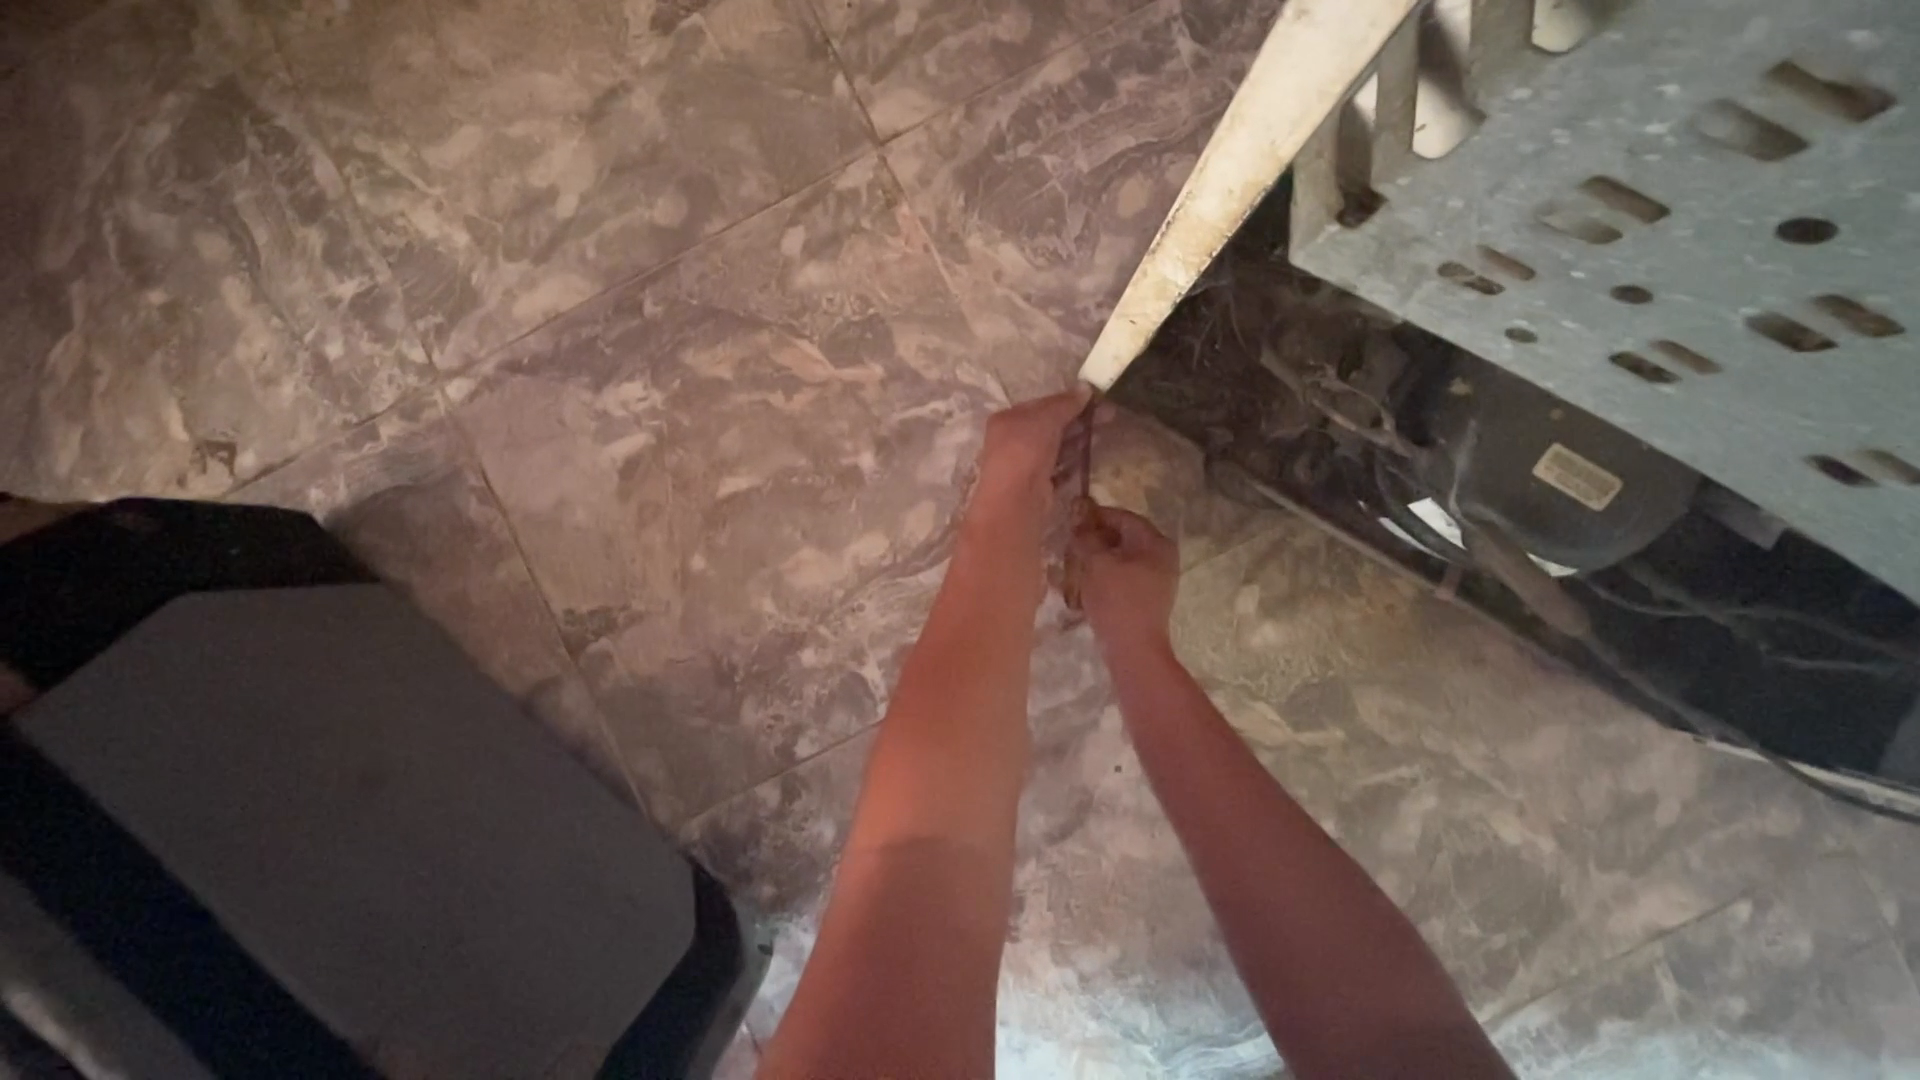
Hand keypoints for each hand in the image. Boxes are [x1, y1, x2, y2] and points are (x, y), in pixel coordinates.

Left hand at [967, 386, 1092, 524]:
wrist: (1016, 499)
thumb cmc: (1025, 449)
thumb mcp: (1046, 418)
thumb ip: (1065, 403)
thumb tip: (1085, 387)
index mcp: (1007, 420)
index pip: (1041, 405)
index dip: (1067, 400)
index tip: (1094, 398)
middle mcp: (1012, 441)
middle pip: (1050, 426)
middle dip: (1078, 419)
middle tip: (1108, 414)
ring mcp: (1025, 465)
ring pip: (1056, 447)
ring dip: (1079, 438)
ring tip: (1104, 431)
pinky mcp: (1037, 485)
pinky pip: (1058, 468)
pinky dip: (1073, 461)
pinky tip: (1090, 454)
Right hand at [1069, 501, 1178, 655]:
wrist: (1133, 649)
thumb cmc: (1118, 600)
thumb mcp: (1097, 563)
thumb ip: (1087, 536)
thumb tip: (1078, 518)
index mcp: (1156, 543)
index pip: (1123, 517)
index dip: (1095, 515)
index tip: (1070, 519)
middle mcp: (1160, 557)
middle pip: (1122, 537)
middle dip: (1093, 538)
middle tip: (1067, 542)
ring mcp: (1154, 579)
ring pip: (1119, 558)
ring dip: (1095, 558)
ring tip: (1070, 562)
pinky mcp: (1144, 597)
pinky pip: (1120, 576)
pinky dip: (1102, 575)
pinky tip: (1081, 582)